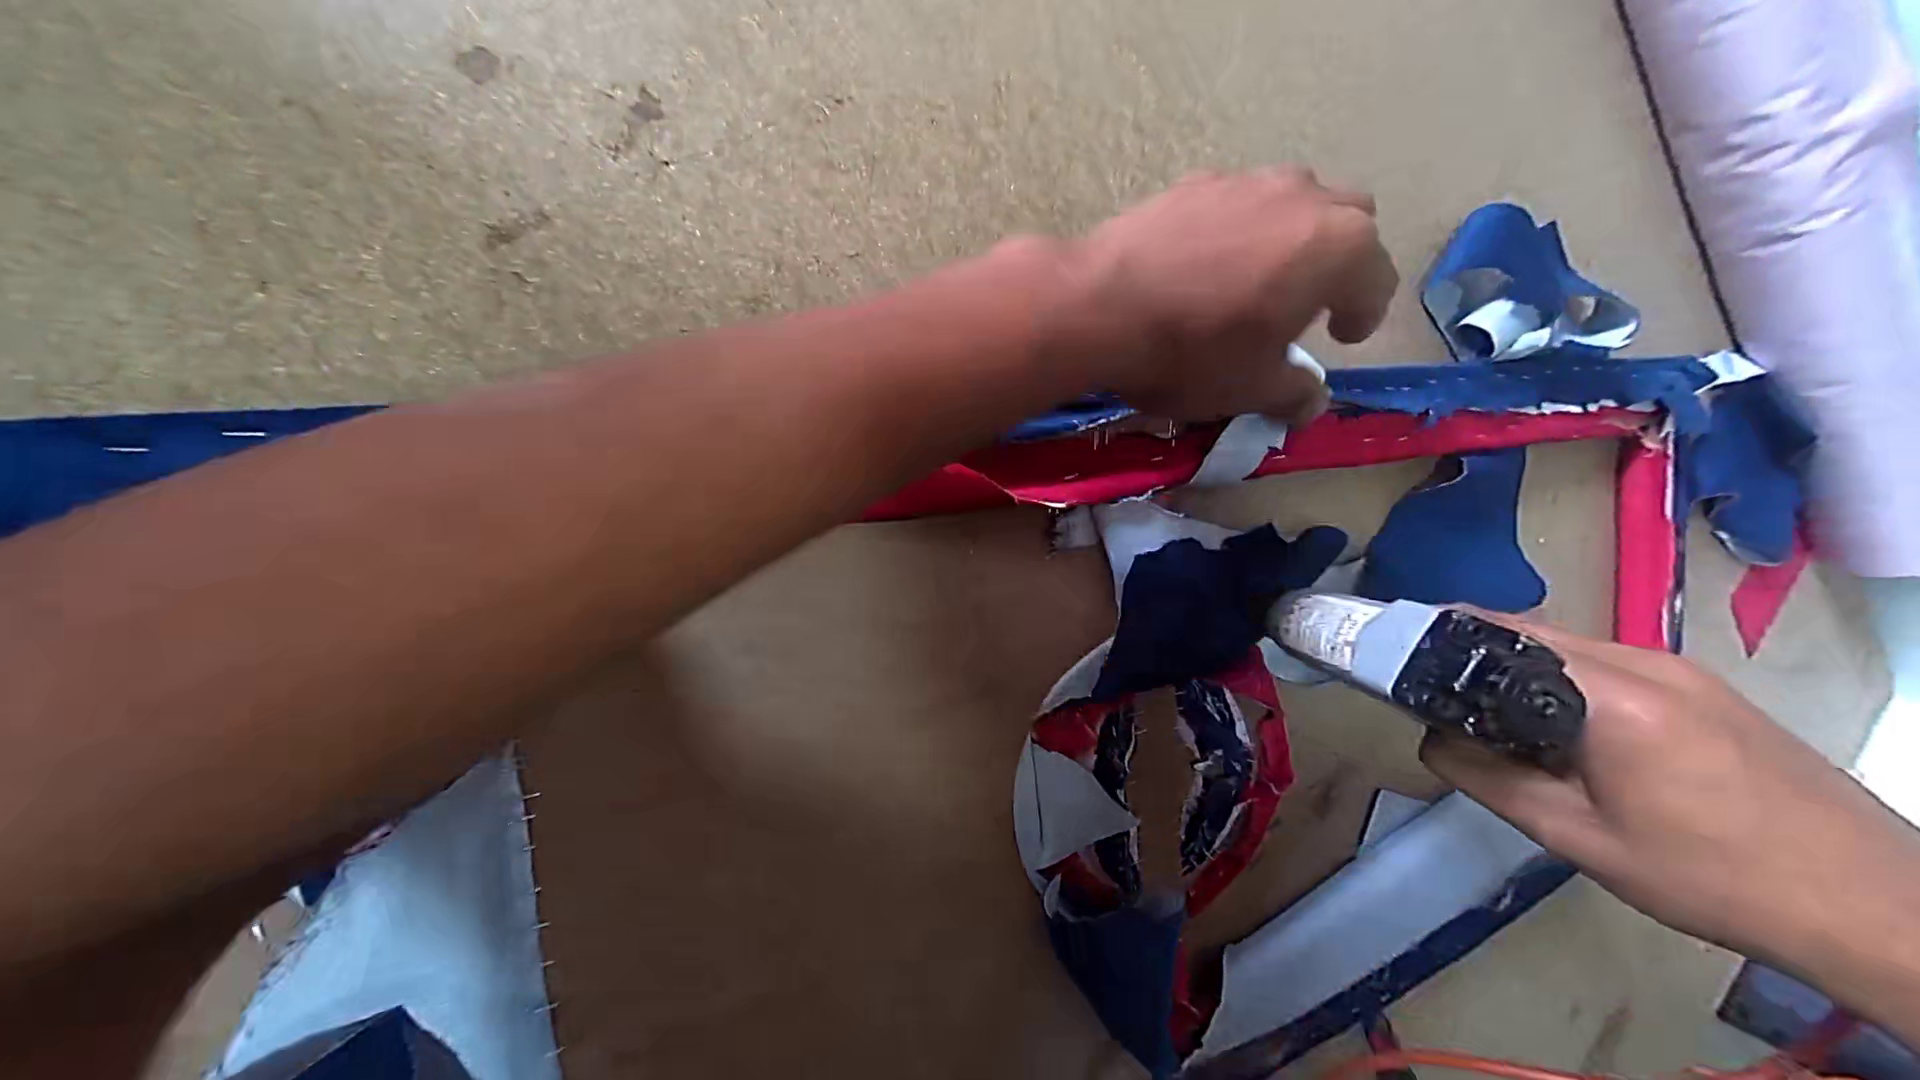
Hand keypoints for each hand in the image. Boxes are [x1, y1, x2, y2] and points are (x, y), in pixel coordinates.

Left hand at [1058, 167, 1397, 422]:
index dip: (1364, 314)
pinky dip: (1234, 233)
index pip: (1376, 280)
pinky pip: (1233, 206)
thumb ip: (1294, 393)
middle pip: (1346, 224)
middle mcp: (1302, 196)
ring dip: (1287, 241)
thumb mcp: (1250, 388)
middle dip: (1337, 265)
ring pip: (1289, 205)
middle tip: (1306, 305)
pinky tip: (1201, 267)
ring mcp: (1244, 181)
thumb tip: (1312, 402)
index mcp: (1339, 246)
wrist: (1098, 307)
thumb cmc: (1191, 352)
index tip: (1343, 336)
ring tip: (1255, 283)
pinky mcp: (1191, 183)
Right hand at [1421, 613, 1919, 1021]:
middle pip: (1524, 631)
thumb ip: (1486, 777)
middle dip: (1466, 651)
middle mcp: (1642, 661)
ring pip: (1562, 644)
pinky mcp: (1700, 686)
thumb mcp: (1575, 837)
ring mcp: (1678, 669)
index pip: (1495, 634)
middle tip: (1427, 686)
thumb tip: (1430, 737)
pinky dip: (1556, 677)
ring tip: (1483, 710)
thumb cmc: (1712, 876)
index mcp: (1609, 694)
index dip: (1434, 638)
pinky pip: (1602, 662)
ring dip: (1512, 665)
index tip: (1392, 656)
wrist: (1876, 907)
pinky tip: (1552, 722)